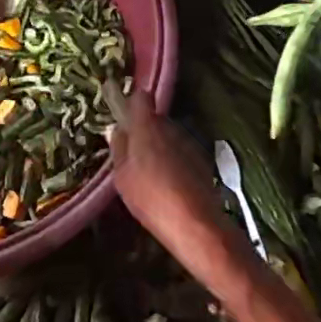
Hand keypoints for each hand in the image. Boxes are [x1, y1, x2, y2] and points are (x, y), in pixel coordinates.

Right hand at [109, 92, 232, 251]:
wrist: (194, 223)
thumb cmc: (150, 197)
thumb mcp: (122, 176)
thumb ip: (119, 148)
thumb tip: (118, 130)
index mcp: (148, 126)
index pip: (141, 98)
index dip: (132, 103)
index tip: (124, 115)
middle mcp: (171, 128)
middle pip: (155, 118)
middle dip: (144, 130)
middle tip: (133, 152)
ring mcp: (189, 142)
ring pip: (169, 135)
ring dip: (160, 146)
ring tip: (150, 172)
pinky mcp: (202, 159)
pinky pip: (181, 151)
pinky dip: (174, 160)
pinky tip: (169, 182)